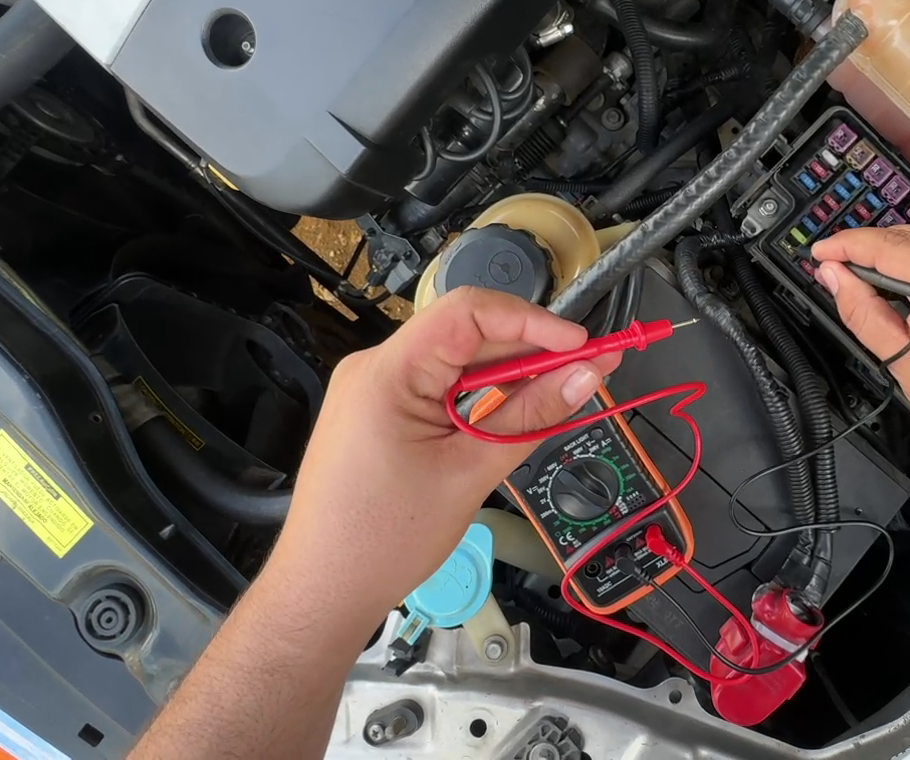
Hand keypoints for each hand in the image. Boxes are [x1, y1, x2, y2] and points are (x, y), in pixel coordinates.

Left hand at [259, 288, 621, 631]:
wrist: (320, 595)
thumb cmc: (386, 539)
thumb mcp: (471, 471)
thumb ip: (532, 416)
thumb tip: (588, 375)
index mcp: (388, 371)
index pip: (469, 313)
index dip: (532, 321)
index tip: (580, 346)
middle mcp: (378, 367)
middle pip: (468, 335)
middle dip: (532, 350)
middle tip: (589, 370)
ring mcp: (377, 388)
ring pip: (460, 361)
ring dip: (512, 375)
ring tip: (562, 391)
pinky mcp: (383, 411)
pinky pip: (445, 385)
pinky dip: (486, 395)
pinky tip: (519, 410)